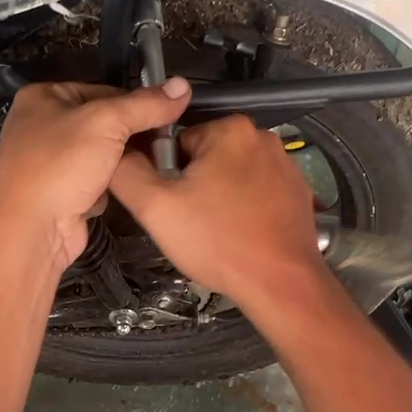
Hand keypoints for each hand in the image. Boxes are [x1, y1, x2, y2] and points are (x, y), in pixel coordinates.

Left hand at [0, 79, 192, 269]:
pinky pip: (93, 183)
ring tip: (148, 168)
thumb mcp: (107, 123)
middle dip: (129, 138)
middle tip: (164, 144)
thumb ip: (145, 105)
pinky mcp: (59, 194)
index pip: (102, 90)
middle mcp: (42, 126)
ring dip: (120, 165)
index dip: (135, 103)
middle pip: (102, 124)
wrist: (32, 230)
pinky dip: (105, 189)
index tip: (167, 115)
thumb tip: (181, 86)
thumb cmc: (62, 165)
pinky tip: (116, 194)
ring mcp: (49, 164)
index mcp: (43, 98)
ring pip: (100, 156)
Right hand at [109, 115, 329, 312]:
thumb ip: (126, 173)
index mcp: (229, 129)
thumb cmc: (217, 243)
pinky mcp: (297, 191)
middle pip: (206, 156)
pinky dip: (246, 209)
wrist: (280, 282)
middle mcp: (262, 137)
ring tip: (217, 232)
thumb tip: (114, 153)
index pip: (177, 141)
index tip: (174, 206)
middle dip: (195, 186)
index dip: (167, 176)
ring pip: (232, 175)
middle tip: (193, 223)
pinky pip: (257, 192)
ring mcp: (285, 164)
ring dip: (220, 198)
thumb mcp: (155, 208)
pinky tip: (241, 235)